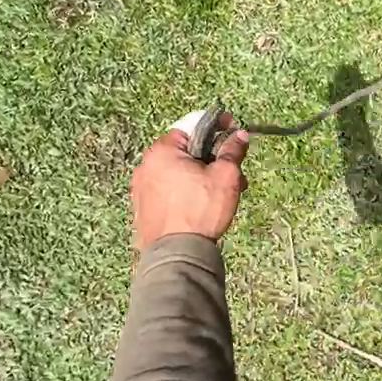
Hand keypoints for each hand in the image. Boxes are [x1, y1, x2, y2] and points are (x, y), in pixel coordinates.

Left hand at [130, 113, 248, 249]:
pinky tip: (205, 203)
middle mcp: (146, 166)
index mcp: (162, 151)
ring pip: (179, 171)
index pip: (193, 125)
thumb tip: (239, 134)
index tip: (235, 130)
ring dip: (203, 174)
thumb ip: (233, 150)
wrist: (176, 255)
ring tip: (225, 191)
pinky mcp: (143, 208)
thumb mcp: (226, 175)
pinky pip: (170, 189)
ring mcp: (141, 189)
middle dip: (213, 156)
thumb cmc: (201, 209)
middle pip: (186, 150)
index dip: (218, 125)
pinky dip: (188, 189)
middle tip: (235, 168)